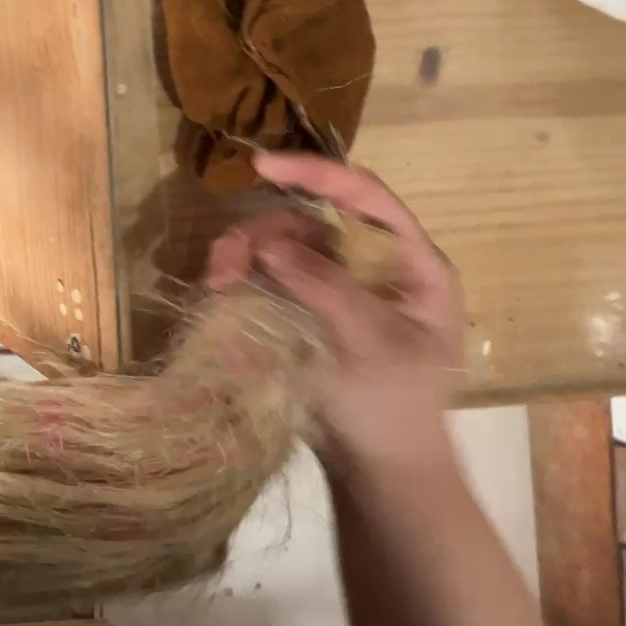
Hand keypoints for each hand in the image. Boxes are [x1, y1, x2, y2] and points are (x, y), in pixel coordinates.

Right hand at [206, 152, 464, 478]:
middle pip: (303, 220)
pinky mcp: (294, 301)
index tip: (262, 166)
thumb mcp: (370, 344)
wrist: (373, 459)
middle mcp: (367, 263)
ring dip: (237, 255)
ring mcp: (327, 282)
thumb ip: (326, 288)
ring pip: (272, 242)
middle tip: (223, 268)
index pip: (366, 198)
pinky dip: (235, 274)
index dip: (317, 174)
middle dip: (257, 235)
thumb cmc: (391, 403)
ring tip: (217, 286)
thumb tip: (269, 244)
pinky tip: (220, 295)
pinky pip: (257, 269)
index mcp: (409, 265)